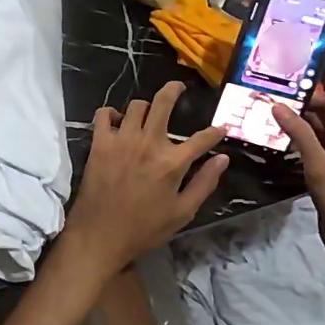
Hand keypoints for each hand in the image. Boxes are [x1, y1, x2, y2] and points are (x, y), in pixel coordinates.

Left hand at [61, 81, 228, 275]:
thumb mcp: (182, 212)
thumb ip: (205, 183)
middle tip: (178, 87)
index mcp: (172, 162)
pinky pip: (104, 115)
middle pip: (164, 102)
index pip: (201, 138)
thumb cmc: (144, 228)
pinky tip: (117, 121)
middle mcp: (149, 143)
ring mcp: (122, 140)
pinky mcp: (100, 143)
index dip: (215, 132)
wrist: (100, 236)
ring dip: (145, 106)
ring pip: (136, 105)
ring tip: (148, 114)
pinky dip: (111, 113)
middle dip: (174, 89)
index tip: (221, 129)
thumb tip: (223, 159)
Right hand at [273, 92, 324, 252]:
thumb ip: (299, 133)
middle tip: (270, 102)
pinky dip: (301, 143)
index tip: (280, 92)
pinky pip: (316, 149)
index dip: (308, 96)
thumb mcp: (319, 164)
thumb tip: (278, 106)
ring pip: (319, 133)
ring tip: (269, 117)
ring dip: (298, 127)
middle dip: (300, 110)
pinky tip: (280, 139)